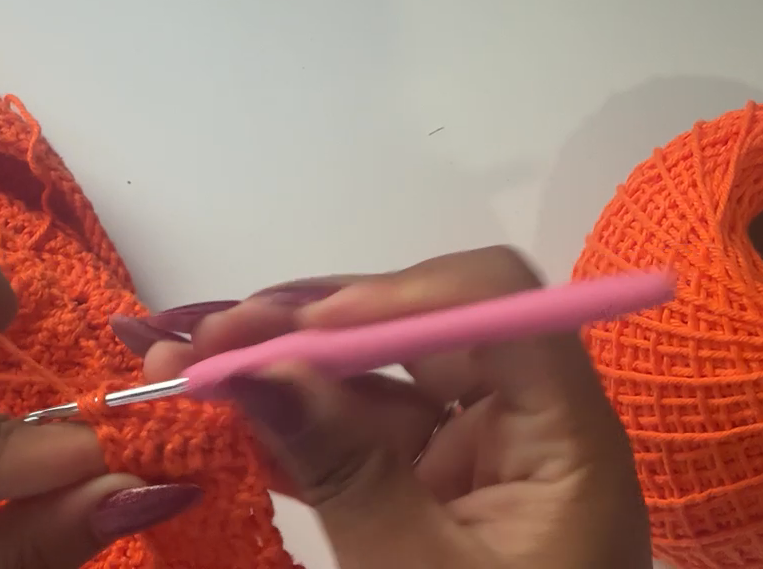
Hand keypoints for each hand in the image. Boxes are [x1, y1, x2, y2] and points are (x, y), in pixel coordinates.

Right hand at [115, 247, 651, 568]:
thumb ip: (343, 470)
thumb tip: (257, 368)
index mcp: (563, 428)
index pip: (494, 301)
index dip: (399, 292)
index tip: (303, 323)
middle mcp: (527, 411)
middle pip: (427, 322)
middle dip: (318, 320)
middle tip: (215, 332)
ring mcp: (481, 440)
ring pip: (388, 366)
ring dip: (295, 360)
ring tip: (198, 357)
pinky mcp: (442, 470)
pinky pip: (373, 421)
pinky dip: (307, 413)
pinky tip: (236, 404)